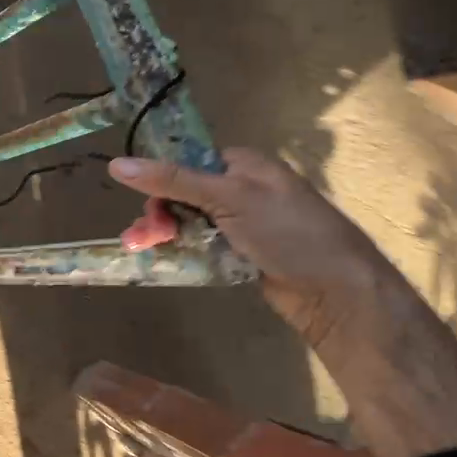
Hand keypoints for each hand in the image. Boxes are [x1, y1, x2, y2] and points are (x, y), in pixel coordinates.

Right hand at [111, 149, 456, 456]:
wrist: (341, 297)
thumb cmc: (290, 234)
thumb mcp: (229, 198)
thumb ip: (171, 180)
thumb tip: (115, 163)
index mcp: (245, 165)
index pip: (186, 159)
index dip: (159, 176)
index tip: (147, 199)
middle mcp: (242, 188)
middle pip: (179, 191)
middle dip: (157, 211)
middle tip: (148, 233)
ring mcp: (241, 222)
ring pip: (184, 218)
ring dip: (160, 230)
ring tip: (140, 247)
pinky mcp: (240, 251)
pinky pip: (197, 241)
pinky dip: (177, 247)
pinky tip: (158, 255)